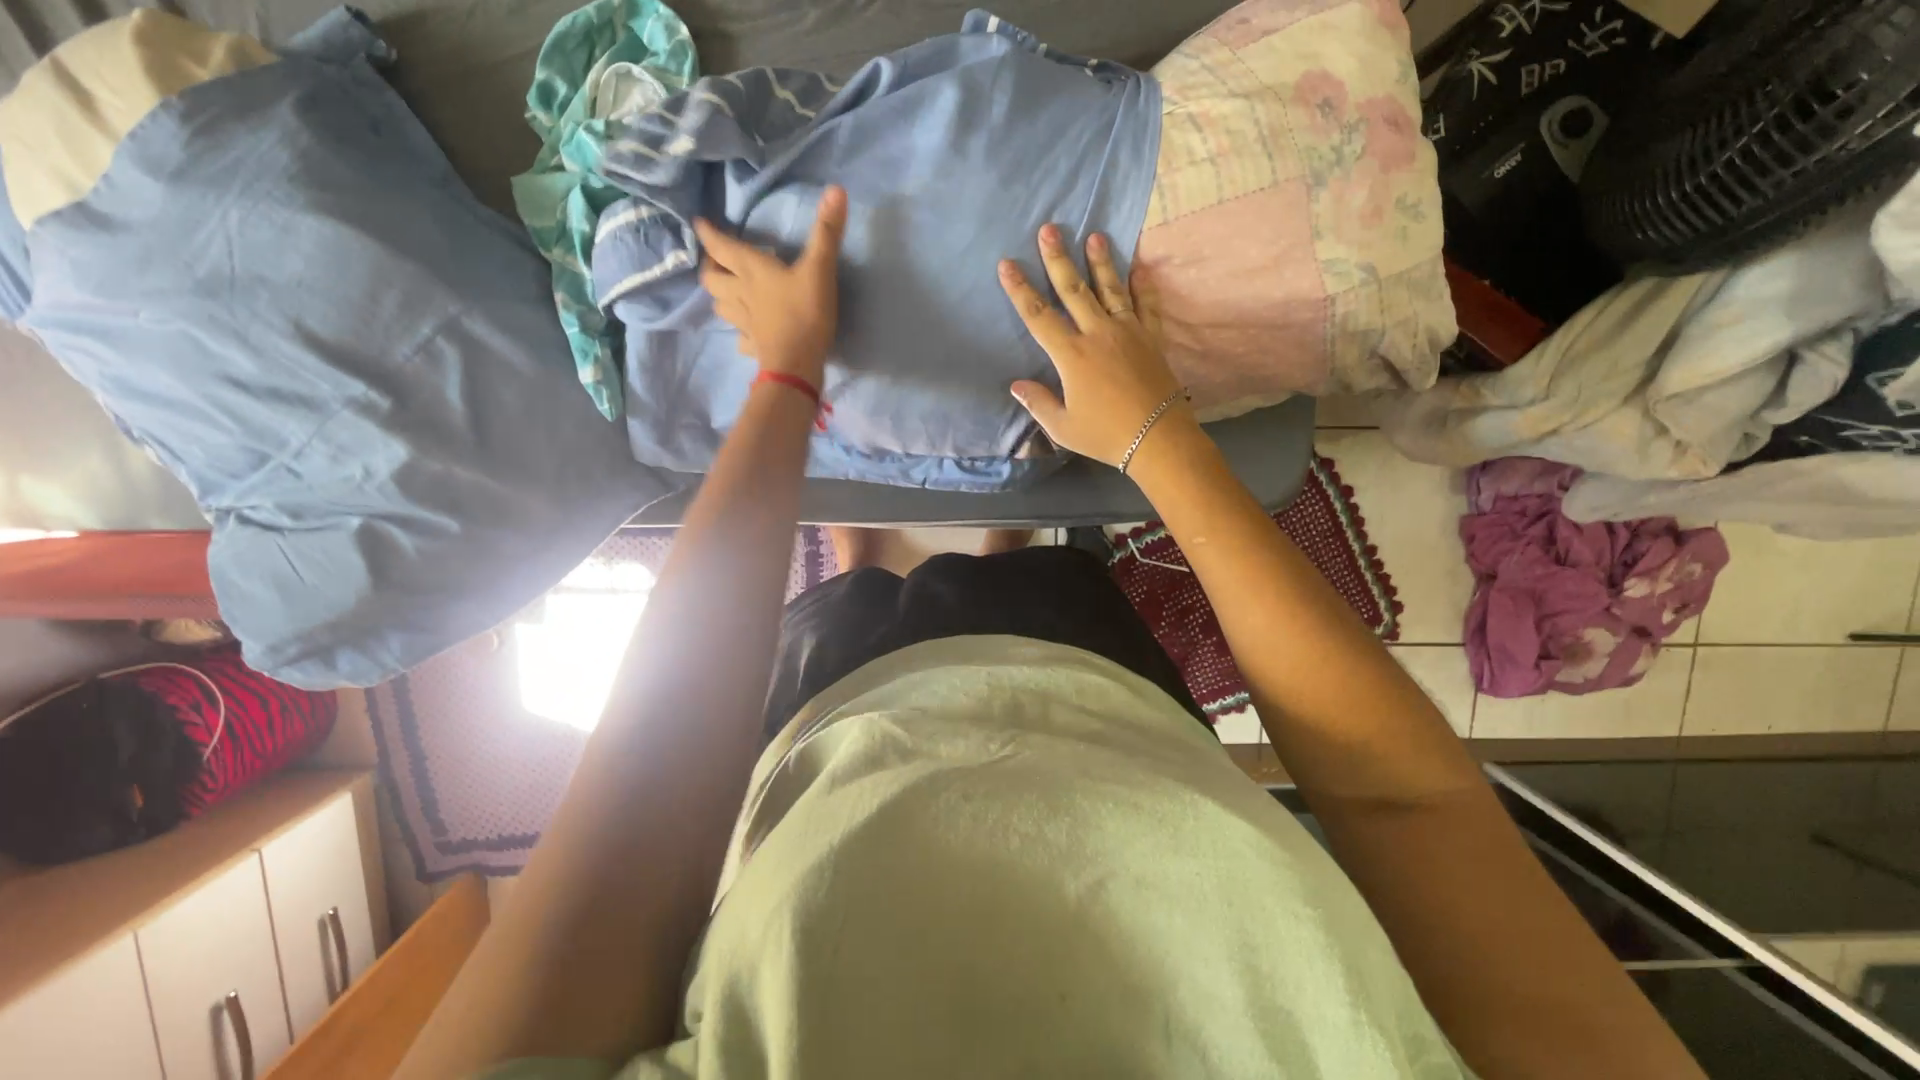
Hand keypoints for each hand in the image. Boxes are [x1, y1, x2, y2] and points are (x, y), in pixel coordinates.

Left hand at [695, 186, 847, 384]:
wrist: (796, 365)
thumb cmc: (805, 313)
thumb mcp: (819, 269)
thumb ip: (826, 231)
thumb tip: (836, 189)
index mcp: (751, 270)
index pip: (721, 247)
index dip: (708, 233)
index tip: (698, 222)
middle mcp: (741, 294)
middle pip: (712, 279)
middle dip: (710, 267)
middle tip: (716, 260)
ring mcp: (745, 323)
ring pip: (720, 306)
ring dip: (720, 296)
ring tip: (729, 291)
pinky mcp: (754, 346)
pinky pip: (740, 337)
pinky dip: (740, 331)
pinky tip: (748, 332)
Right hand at [999, 225, 1196, 468]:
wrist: (1159, 438)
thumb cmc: (1106, 436)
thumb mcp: (1063, 427)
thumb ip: (1038, 403)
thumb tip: (1017, 385)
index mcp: (1071, 356)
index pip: (1038, 316)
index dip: (1020, 289)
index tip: (1007, 264)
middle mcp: (1098, 334)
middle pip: (1073, 289)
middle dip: (1058, 258)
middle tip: (1049, 229)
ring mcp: (1128, 332)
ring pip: (1110, 289)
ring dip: (1101, 261)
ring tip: (1095, 236)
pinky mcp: (1152, 338)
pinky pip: (1147, 305)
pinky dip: (1143, 286)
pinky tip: (1140, 268)